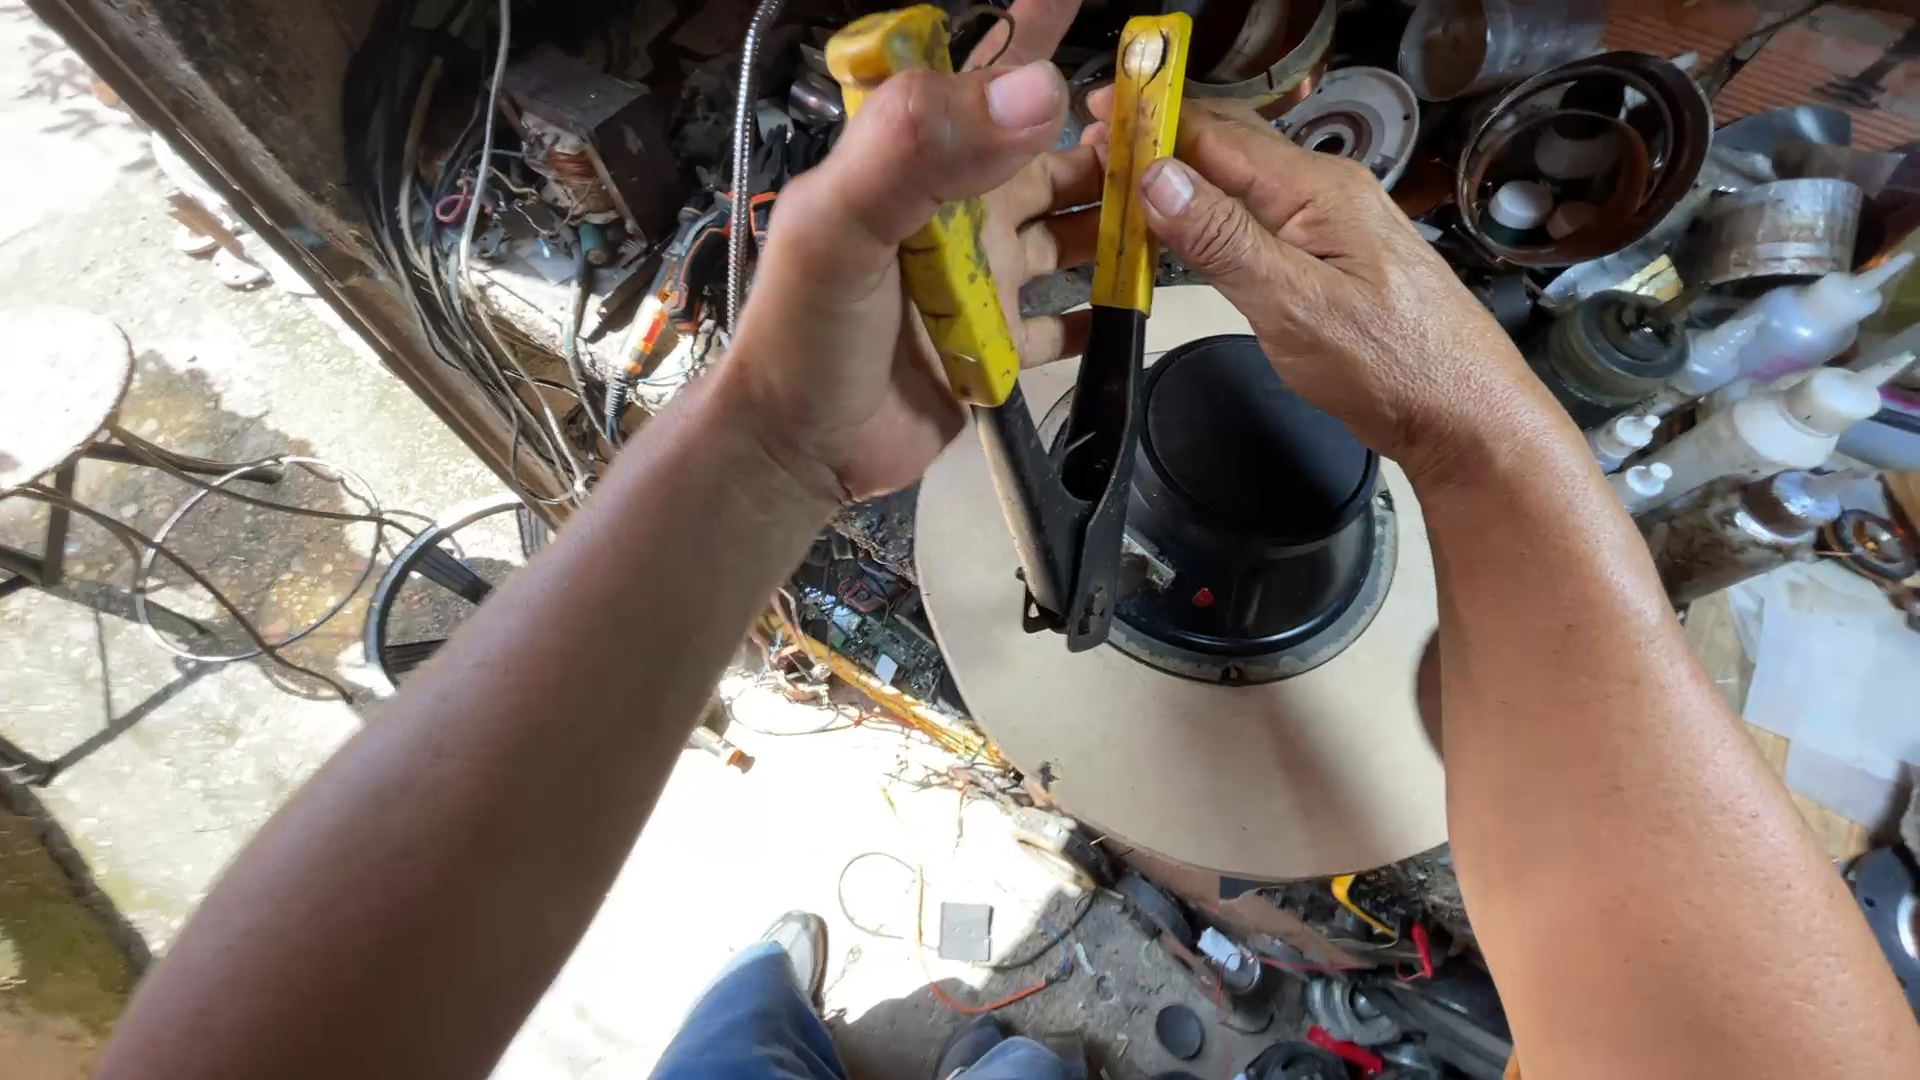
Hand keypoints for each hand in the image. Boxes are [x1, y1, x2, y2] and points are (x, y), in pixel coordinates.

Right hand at [1085, 95, 1555, 478]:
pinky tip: (1186, 223)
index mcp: (1316, 191)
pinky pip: (1253, 220)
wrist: (1456, 413)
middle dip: (1162, 138)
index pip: (1219, 136)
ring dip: (1181, 175)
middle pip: (1230, 147)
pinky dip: (1208, 214)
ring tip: (1127, 175)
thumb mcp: (1294, 303)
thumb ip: (1225, 240)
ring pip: (1240, 185)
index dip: (1154, 121)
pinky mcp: (1322, 260)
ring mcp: (1325, 227)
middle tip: (1099, 139)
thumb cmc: (1386, 364)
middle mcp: (1322, 193)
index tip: (1098, 112)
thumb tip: (1159, 178)